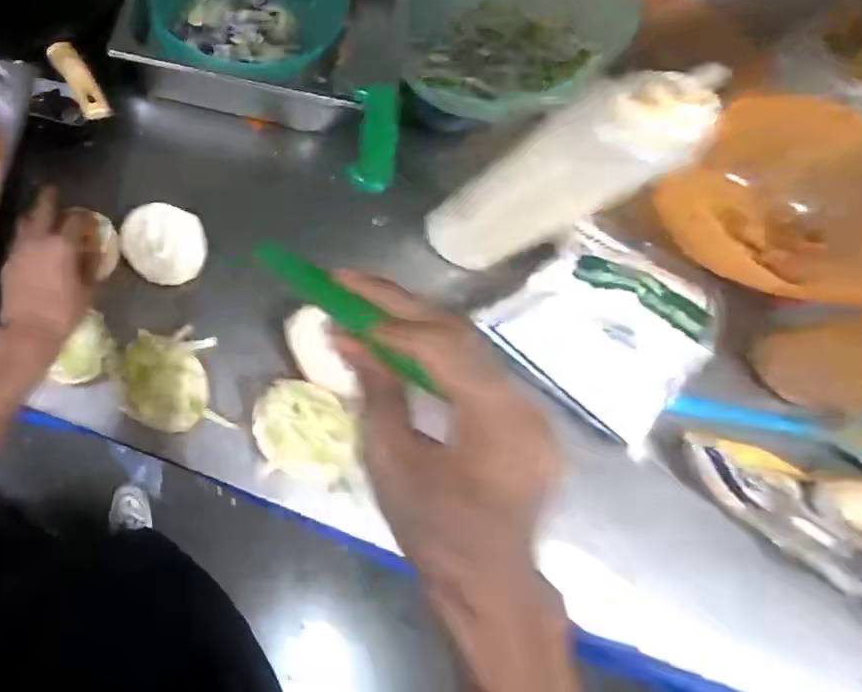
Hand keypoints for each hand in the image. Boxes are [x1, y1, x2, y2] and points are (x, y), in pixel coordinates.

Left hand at [0, 186, 92, 383]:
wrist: (27, 331)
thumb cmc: (63, 313)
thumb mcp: (87, 291)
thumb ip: (91, 266)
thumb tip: (93, 250)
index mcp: (62, 244)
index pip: (75, 220)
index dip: (83, 217)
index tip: (87, 218)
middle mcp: (38, 240)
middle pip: (42, 209)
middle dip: (49, 198)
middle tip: (53, 191)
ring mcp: (19, 249)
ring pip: (24, 222)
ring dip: (33, 215)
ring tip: (40, 216)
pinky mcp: (8, 261)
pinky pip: (17, 240)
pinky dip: (25, 236)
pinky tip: (31, 243)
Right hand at [329, 271, 573, 691]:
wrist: (487, 582)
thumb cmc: (433, 526)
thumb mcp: (390, 457)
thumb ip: (376, 388)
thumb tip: (346, 335)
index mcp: (497, 422)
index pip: (441, 348)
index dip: (387, 322)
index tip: (339, 307)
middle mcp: (521, 405)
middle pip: (454, 332)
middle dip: (395, 300)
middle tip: (343, 278)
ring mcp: (523, 409)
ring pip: (461, 343)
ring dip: (409, 315)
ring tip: (360, 295)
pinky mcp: (513, 415)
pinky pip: (466, 365)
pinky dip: (425, 343)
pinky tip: (392, 334)